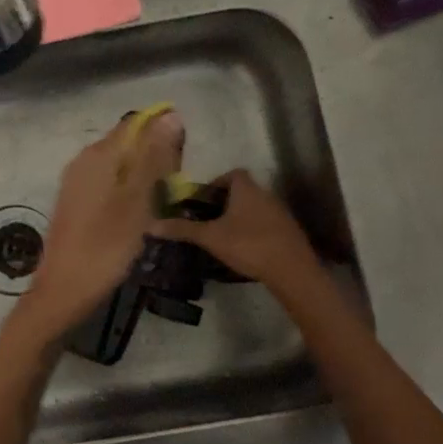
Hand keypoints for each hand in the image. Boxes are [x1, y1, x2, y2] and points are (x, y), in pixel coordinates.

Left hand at [26, 111, 184, 328]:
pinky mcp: (77, 203)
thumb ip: (153, 157)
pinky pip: (109, 184)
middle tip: (175, 187)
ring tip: (162, 202)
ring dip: (144, 177)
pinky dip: (128, 192)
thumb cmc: (106, 246)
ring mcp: (77, 182)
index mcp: (98, 155)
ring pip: (119, 166)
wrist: (65, 289)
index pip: (136, 125)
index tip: (182, 160)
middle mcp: (83, 161)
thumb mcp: (138, 201)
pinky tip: (140, 214)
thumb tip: (170, 116)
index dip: (163, 134)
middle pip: (127, 144)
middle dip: (155, 157)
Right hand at [148, 169, 317, 286]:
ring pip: (255, 207)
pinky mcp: (289, 231)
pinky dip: (254, 230)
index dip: (217, 183)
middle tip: (209, 219)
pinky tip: (245, 248)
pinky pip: (267, 223)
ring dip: (241, 216)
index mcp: (246, 189)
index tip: (204, 199)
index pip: (233, 174)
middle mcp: (265, 194)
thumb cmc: (248, 244)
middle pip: (244, 190)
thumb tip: (151, 225)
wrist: (291, 269)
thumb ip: (183, 230)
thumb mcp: (210, 237)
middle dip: (226, 202)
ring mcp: (280, 212)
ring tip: (224, 235)